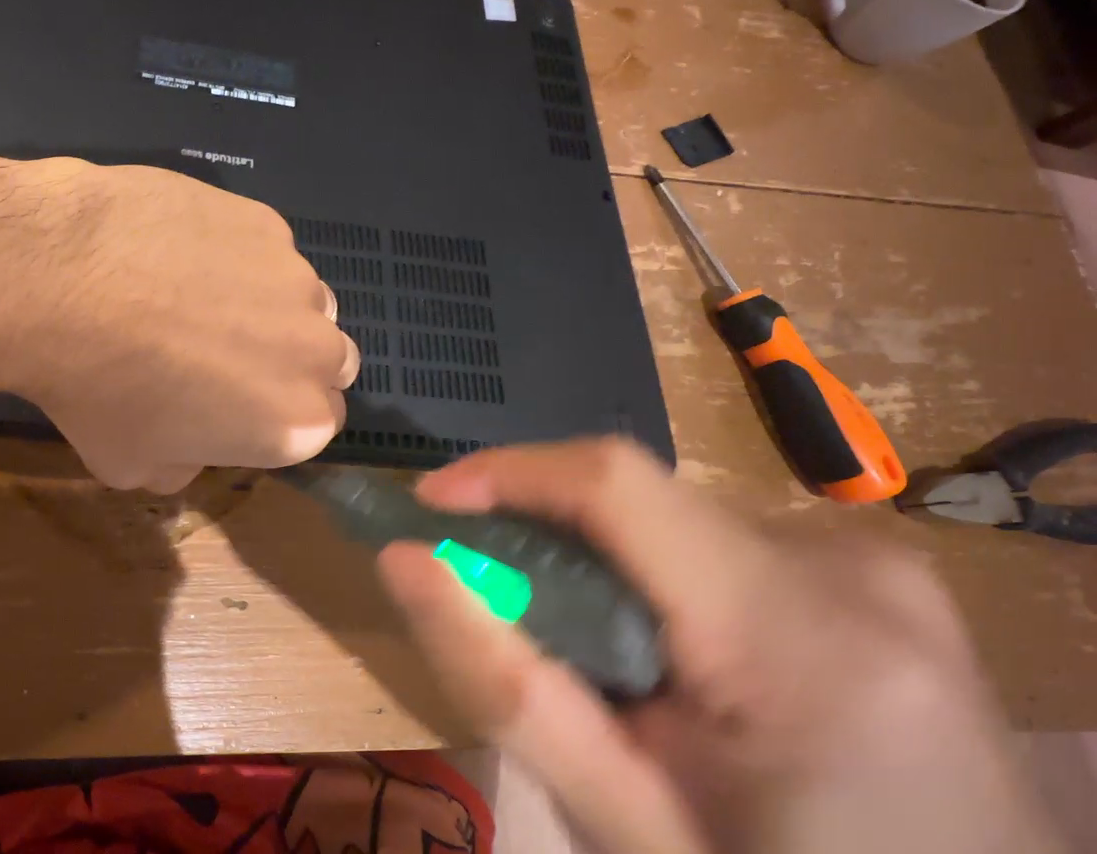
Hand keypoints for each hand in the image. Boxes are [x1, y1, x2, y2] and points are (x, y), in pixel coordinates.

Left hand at [14, 159, 357, 492]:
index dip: (270, 418)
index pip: (314, 426)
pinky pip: (262, 248)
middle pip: (322, 361)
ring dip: (268, 307)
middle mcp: (314, 349)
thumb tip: (191, 445)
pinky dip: (233, 254)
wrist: (59, 277)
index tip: (229, 407)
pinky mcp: (263, 219)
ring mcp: (293, 274)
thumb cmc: (96, 388)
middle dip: (284, 363)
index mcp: (296, 423)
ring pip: (300, 300)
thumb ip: (183, 466)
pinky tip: (176, 252)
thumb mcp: (130, 465)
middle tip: (220, 354)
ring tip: (197, 297)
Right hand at [376, 439, 1065, 853]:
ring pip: (676, 524)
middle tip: (515, 628)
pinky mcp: (888, 581)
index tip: (425, 512)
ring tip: (608, 670)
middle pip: (642, 505)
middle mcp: (855, 570)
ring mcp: (885, 572)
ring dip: (611, 570)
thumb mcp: (627, 825)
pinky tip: (679, 668)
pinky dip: (668, 585)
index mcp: (802, 638)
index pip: (618, 480)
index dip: (505, 472)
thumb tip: (402, 560)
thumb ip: (510, 688)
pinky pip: (725, 546)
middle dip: (554, 546)